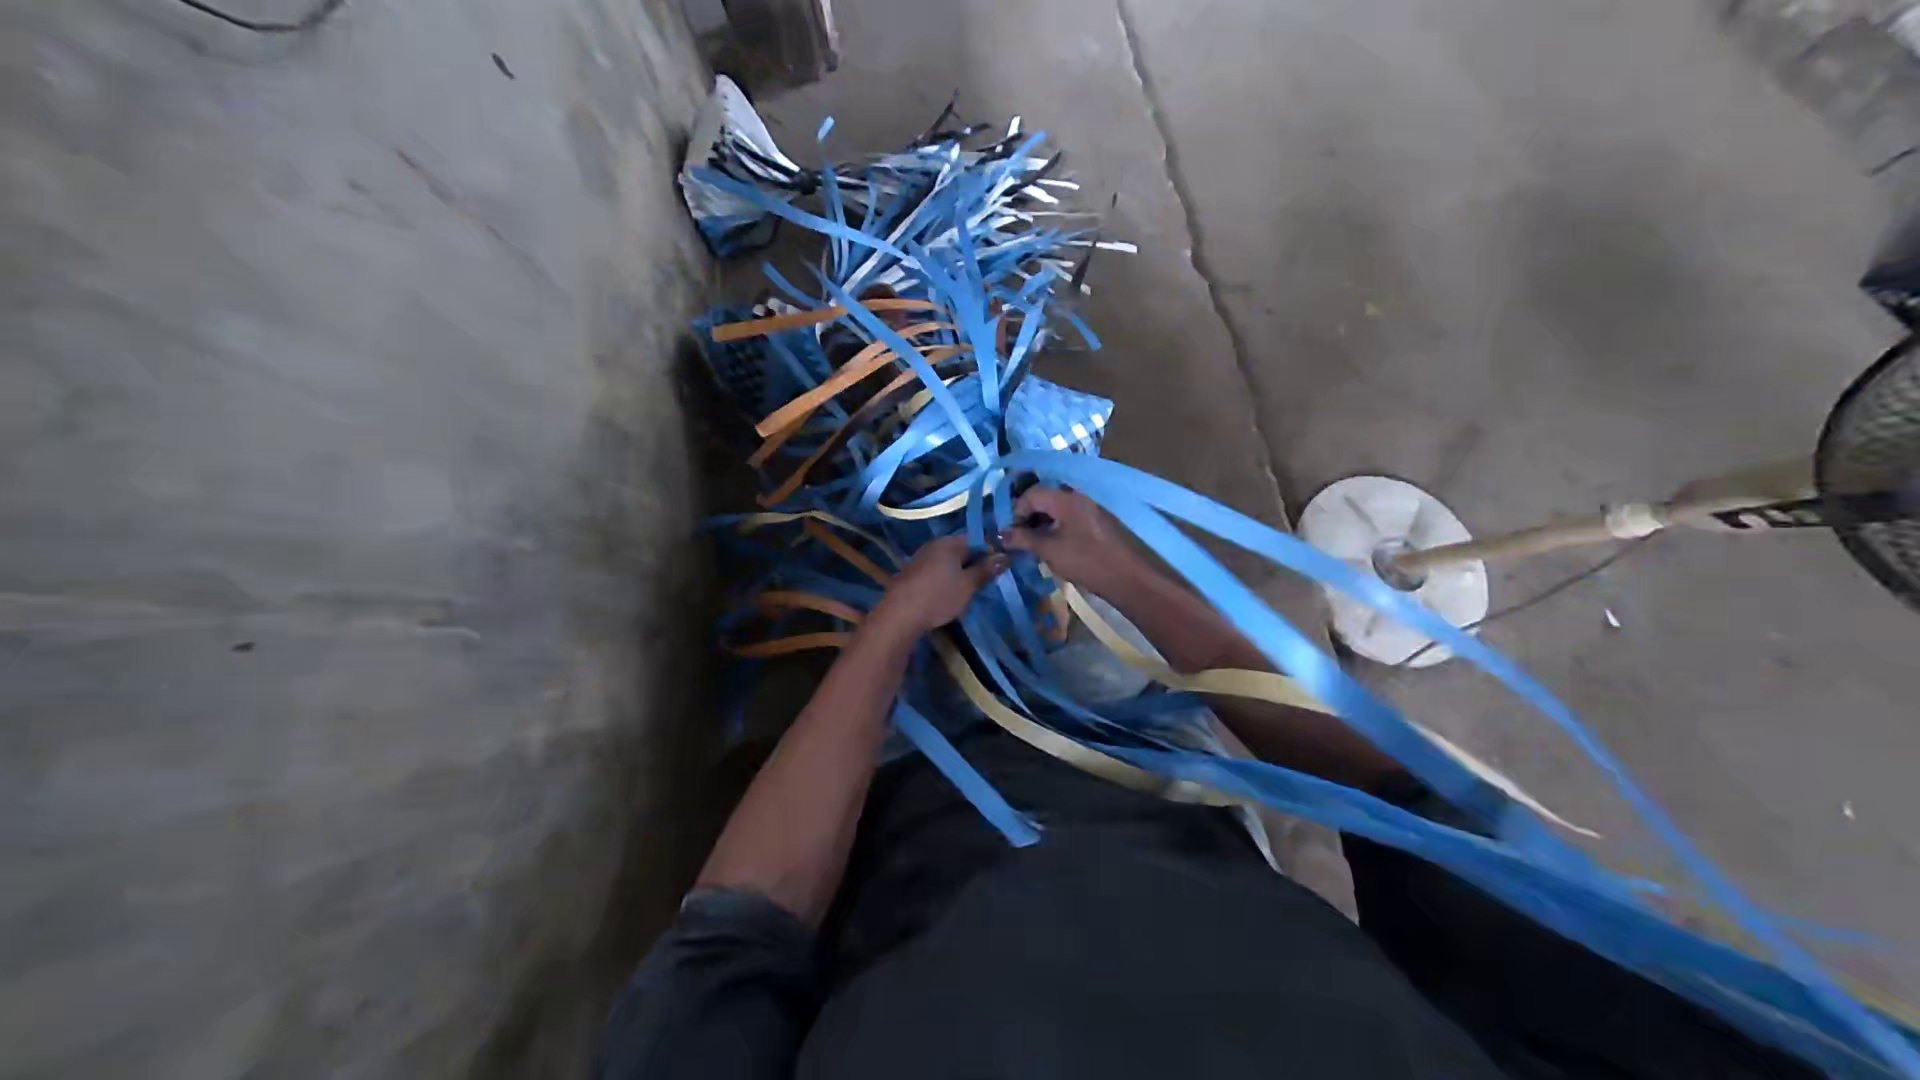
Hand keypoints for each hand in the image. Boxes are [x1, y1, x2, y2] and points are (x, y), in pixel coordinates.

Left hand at [867, 535, 1005, 637]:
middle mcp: (934, 545)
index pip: (977, 539)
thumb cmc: (938, 596)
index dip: (991, 550)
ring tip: (973, 587)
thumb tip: (1004, 556)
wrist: (900, 615)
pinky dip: (947, 577)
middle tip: (990, 578)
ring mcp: (921, 558)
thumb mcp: (968, 585)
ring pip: (949, 560)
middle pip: (962, 549)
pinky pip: (937, 569)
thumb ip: (985, 569)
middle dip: (976, 561)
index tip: (1003, 565)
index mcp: (949, 543)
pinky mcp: (913, 573)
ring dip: (962, 570)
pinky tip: (952, 590)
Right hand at [1001, 487, 1146, 593]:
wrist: (1124, 577)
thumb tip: (1001, 534)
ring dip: (1040, 521)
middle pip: (1044, 497)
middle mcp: (1078, 496)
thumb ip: (1023, 539)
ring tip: (1031, 541)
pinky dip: (1054, 525)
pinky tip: (1049, 542)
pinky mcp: (1094, 521)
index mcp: (1066, 498)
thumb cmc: (1085, 561)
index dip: (1016, 510)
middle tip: (1017, 536)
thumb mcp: (1048, 550)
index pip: (1032, 493)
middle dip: (1027, 515)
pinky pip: (1067, 515)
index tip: (1009, 531)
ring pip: (1055, 507)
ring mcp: (1088, 508)